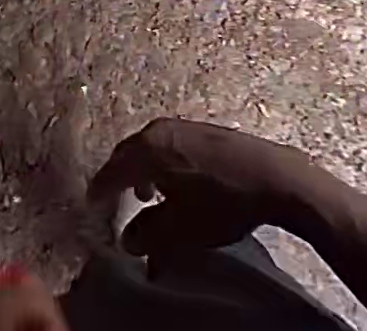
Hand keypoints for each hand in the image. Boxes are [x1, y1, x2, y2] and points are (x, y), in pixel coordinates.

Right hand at [86, 118, 338, 255]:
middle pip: (127, 153)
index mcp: (147, 149)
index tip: (92, 205)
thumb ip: (149, 233)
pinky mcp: (201, 130)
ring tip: (147, 195)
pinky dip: (161, 162)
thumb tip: (128, 239)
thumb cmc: (222, 203)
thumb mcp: (182, 228)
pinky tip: (175, 182)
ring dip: (141, 169)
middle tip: (114, 199)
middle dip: (119, 177)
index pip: (113, 169)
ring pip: (148, 147)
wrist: (274, 176)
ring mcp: (181, 126)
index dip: (101, 189)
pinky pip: (167, 144)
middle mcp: (158, 130)